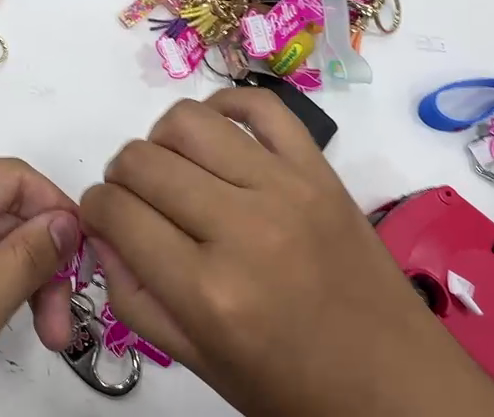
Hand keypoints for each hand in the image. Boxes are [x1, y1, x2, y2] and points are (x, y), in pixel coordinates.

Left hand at [0, 159, 80, 416]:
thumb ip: (25, 259)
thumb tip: (69, 222)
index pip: (11, 178)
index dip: (55, 211)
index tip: (86, 261)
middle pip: (5, 210)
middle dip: (42, 259)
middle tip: (65, 322)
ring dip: (26, 280)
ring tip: (50, 334)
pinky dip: (0, 287)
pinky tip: (16, 320)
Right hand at [80, 88, 493, 416]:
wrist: (400, 389)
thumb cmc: (294, 388)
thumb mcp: (201, 363)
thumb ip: (135, 299)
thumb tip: (101, 233)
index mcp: (208, 292)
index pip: (114, 212)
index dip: (93, 210)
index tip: (103, 219)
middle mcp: (241, 228)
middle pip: (140, 160)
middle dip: (119, 177)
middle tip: (136, 201)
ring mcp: (285, 188)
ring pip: (186, 121)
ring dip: (161, 141)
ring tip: (176, 170)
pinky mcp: (319, 169)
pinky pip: (259, 105)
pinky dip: (225, 107)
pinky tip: (218, 137)